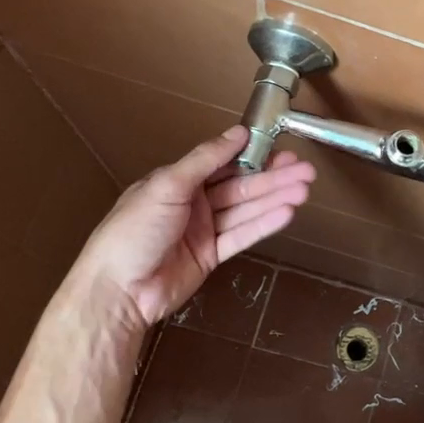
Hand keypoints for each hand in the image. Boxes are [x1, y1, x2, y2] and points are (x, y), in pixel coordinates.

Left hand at [71, 126, 316, 327]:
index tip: (281, 148)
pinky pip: (242, 236)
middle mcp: (193, 202)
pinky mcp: (211, 256)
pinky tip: (287, 214)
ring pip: (246, 210)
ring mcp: (203, 230)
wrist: (118, 290)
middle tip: (305, 171)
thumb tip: (237, 132)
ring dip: (275, 199)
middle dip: (273, 178)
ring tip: (305, 190)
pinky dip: (264, 225)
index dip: (253, 155)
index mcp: (177, 180)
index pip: (223, 162)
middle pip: (240, 186)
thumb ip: (205, 159)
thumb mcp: (167, 186)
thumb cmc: (133, 231)